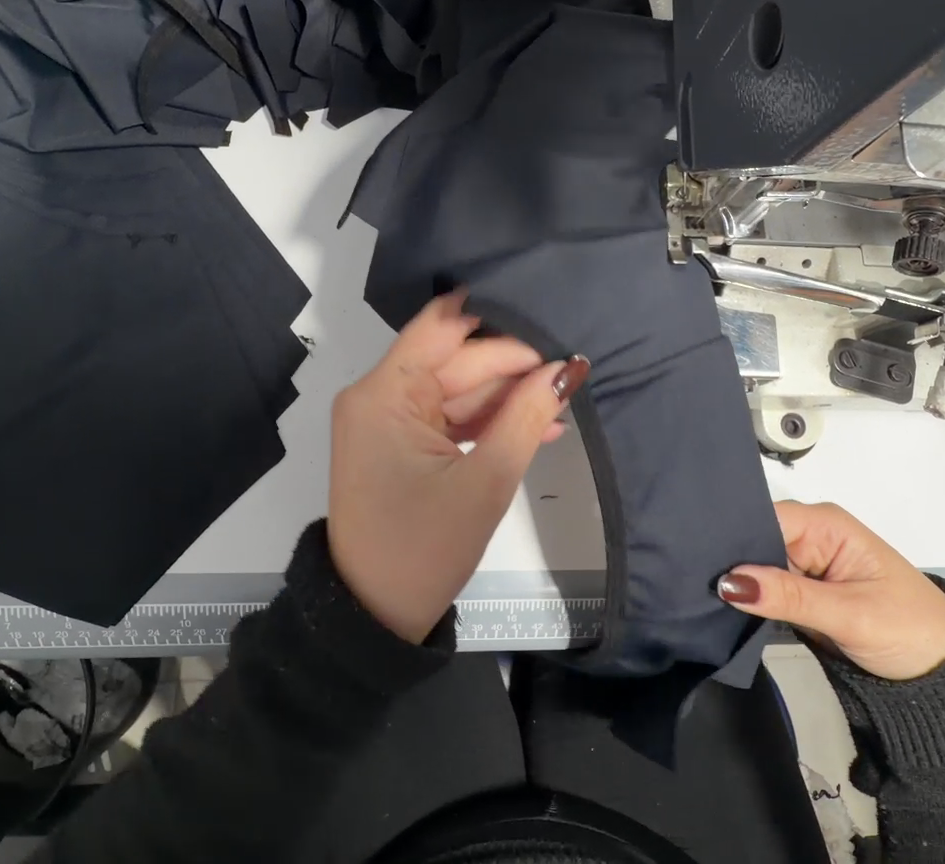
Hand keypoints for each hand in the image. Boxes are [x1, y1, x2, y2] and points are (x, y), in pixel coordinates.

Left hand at [329, 292, 588, 642]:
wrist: (375, 615)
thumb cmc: (425, 548)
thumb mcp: (486, 481)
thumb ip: (527, 416)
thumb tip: (568, 367)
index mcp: (383, 394)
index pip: (441, 328)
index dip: (497, 328)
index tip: (549, 329)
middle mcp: (377, 396)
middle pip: (452, 361)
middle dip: (510, 367)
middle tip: (568, 371)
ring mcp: (385, 422)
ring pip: (455, 390)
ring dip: (505, 398)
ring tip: (561, 402)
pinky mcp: (398, 445)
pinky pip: (448, 418)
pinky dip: (487, 423)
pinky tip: (537, 426)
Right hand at [716, 500, 944, 680]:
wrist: (941, 675)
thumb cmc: (908, 631)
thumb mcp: (849, 614)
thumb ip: (788, 596)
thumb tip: (728, 581)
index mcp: (825, 525)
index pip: (764, 518)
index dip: (731, 535)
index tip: (695, 556)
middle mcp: (810, 537)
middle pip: (753, 538)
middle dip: (726, 560)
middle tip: (685, 578)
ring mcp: (803, 565)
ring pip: (753, 565)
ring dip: (733, 582)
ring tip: (694, 592)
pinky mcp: (799, 591)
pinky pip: (762, 588)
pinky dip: (745, 598)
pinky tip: (716, 604)